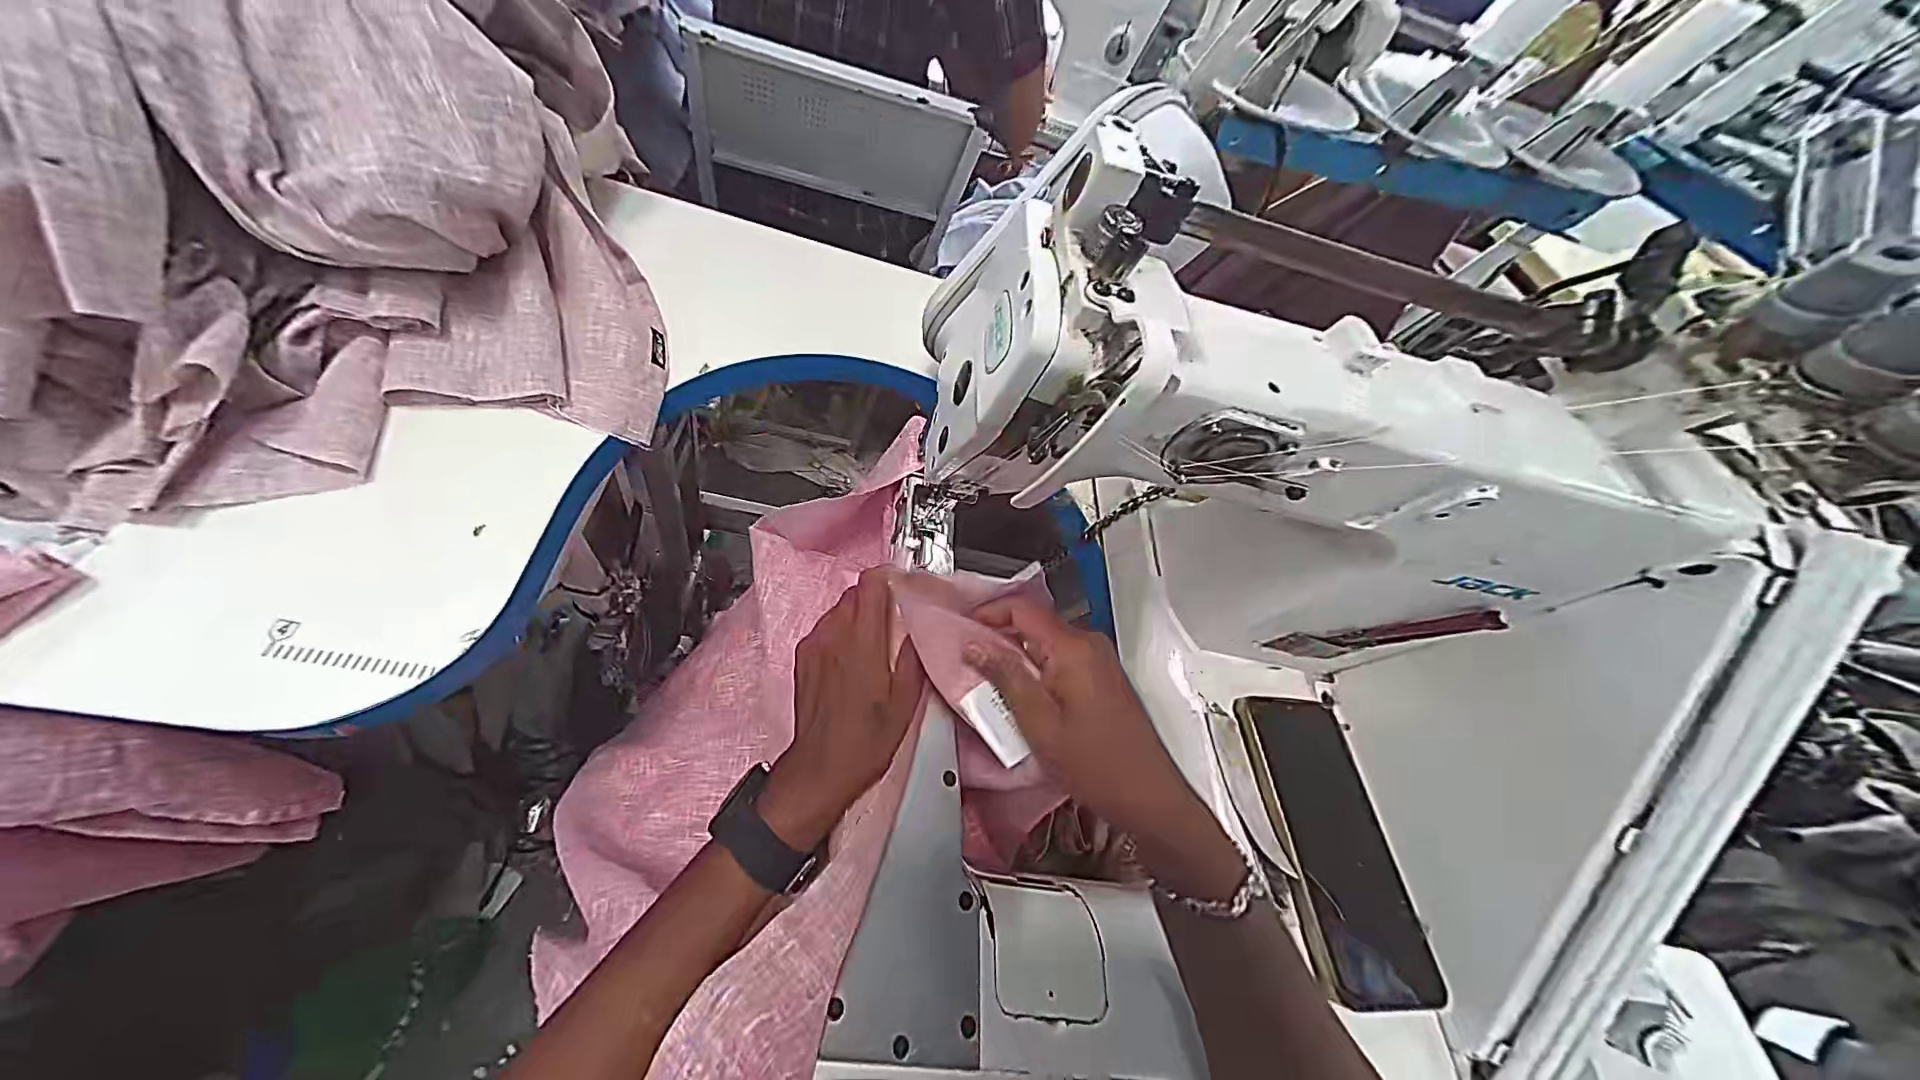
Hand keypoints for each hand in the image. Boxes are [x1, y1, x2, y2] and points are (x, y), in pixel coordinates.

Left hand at [762, 568, 926, 851]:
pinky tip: (854, 659)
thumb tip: (920, 629)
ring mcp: (814, 646)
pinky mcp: (803, 658)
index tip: (902, 585)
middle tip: (896, 619)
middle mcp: (834, 637)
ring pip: (839, 609)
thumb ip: (914, 658)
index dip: (889, 578)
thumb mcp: (906, 703)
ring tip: (876, 643)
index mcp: (863, 643)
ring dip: (858, 615)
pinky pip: (825, 628)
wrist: (820, 769)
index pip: (871, 585)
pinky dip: (841, 632)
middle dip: (876, 598)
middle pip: (855, 593)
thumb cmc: (864, 742)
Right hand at [965, 597, 1243, 899]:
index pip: (1023, 608)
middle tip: (972, 663)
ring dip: (1018, 659)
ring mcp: (1099, 660)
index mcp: (1073, 649)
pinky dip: (1038, 671)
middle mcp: (1090, 645)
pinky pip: (1062, 660)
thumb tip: (977, 646)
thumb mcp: (1038, 723)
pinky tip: (1024, 700)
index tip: (964, 627)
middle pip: (1034, 625)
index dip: (988, 612)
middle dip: (1000, 639)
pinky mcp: (1102, 677)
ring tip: (992, 686)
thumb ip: (1005, 678)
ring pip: (1047, 644)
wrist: (1148, 795)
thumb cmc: (1098, 766)